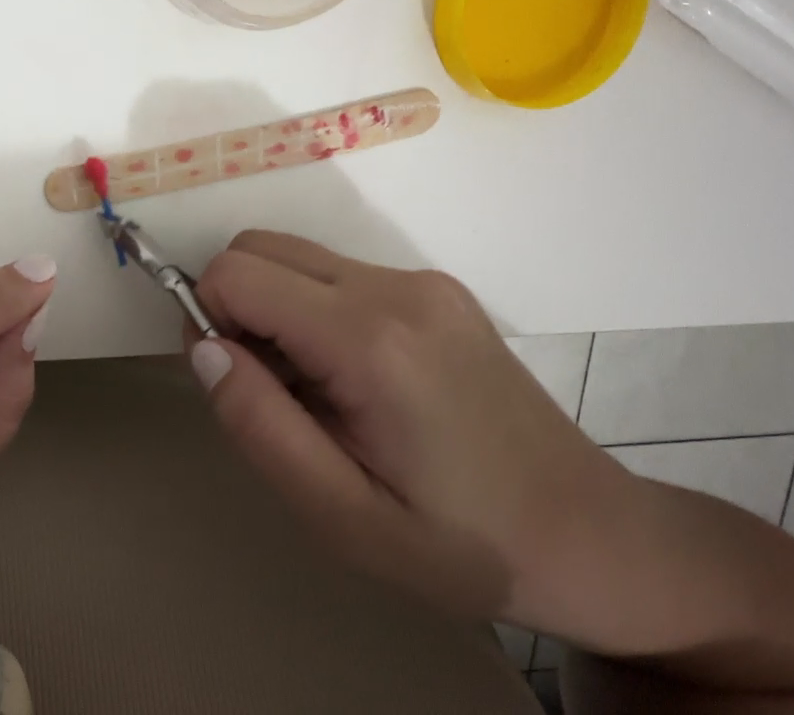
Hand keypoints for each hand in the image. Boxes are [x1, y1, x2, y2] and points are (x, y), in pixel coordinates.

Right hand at [187, 232, 630, 620]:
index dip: (207, 320)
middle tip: (267, 391)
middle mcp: (397, 287)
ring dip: (272, 311)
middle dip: (234, 308)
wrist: (593, 540)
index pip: (235, 274)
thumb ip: (258, 423)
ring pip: (292, 256)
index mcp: (371, 339)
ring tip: (313, 393)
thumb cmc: (459, 545)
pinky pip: (333, 274)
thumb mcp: (340, 513)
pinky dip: (309, 311)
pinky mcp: (435, 291)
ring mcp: (422, 282)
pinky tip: (348, 380)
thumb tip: (201, 346)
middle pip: (258, 248)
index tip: (234, 385)